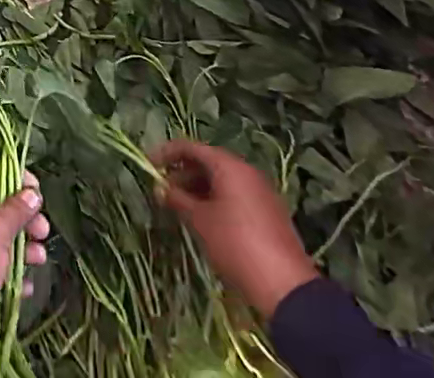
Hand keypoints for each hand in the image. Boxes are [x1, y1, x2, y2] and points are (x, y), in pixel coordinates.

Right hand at [153, 140, 317, 315]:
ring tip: (178, 207)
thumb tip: (160, 187)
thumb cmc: (235, 243)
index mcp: (230, 166)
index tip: (148, 165)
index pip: (191, 147)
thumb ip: (177, 198)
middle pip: (207, 162)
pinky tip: (202, 219)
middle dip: (182, 173)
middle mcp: (247, 172)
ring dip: (197, 188)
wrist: (285, 286)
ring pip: (221, 180)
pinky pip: (234, 194)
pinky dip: (214, 199)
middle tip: (162, 190)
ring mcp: (260, 192)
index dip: (167, 153)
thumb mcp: (200, 220)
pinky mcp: (268, 212)